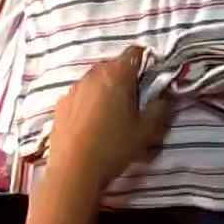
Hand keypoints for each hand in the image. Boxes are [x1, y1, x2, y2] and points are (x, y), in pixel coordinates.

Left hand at [47, 47, 171, 192]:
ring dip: (106, 88)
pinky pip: (81, 94)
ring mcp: (74, 89)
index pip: (134, 52)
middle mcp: (93, 75)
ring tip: (112, 112)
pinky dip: (89, 101)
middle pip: (113, 65)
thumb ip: (159, 109)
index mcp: (116, 76)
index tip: (151, 75)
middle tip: (135, 97)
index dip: (145, 60)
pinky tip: (92, 122)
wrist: (74, 170)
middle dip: (125, 76)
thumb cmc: (114, 147)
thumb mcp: (146, 131)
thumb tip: (163, 97)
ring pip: (95, 79)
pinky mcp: (60, 104)